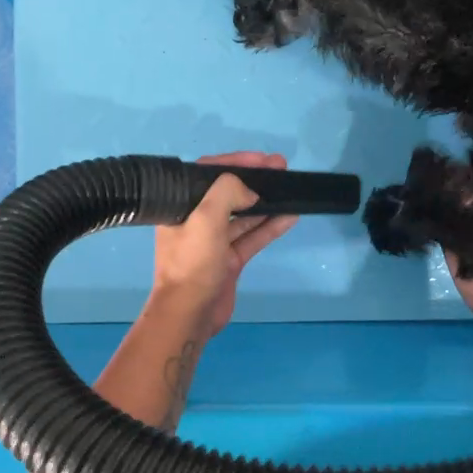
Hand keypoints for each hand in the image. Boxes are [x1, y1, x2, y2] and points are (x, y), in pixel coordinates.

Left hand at [152, 152, 299, 338]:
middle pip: (228, 193)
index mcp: (180, 207)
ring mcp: (214, 242)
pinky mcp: (229, 260)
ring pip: (243, 216)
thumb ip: (227, 192)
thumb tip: (249, 191)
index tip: (263, 159)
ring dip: (266, 203)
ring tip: (290, 188)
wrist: (190, 314)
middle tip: (281, 168)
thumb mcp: (205, 218)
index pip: (207, 173)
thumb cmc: (193, 262)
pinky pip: (252, 237)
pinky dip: (270, 227)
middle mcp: (195, 221)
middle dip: (254, 180)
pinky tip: (291, 216)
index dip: (236, 162)